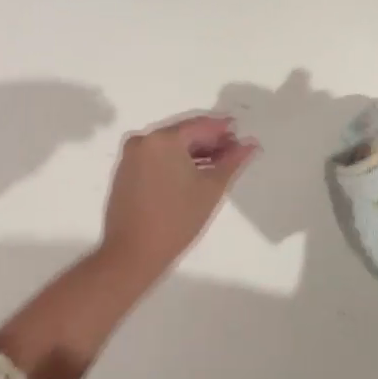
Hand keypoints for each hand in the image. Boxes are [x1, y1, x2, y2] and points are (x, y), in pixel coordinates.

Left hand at [100, 115, 257, 268]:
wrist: (133, 253)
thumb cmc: (177, 218)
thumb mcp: (211, 188)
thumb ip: (233, 161)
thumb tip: (251, 144)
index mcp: (163, 139)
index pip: (200, 125)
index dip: (223, 128)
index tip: (242, 133)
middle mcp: (143, 140)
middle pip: (183, 134)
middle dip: (210, 141)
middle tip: (234, 151)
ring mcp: (131, 157)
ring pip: (170, 147)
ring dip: (194, 152)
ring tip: (219, 165)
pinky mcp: (126, 173)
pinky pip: (157, 158)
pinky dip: (176, 162)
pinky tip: (195, 174)